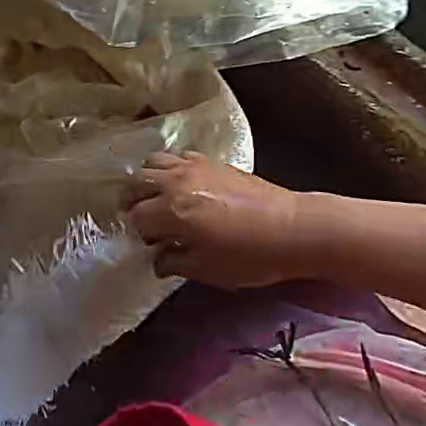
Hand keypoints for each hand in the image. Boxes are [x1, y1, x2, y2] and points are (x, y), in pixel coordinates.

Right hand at [122, 152, 331, 288]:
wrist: (293, 228)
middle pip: (136, 182)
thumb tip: (157, 258)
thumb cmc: (250, 256)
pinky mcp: (209, 159)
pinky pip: (176, 156)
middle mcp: (174, 182)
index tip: (148, 243)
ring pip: (152, 162)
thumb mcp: (208, 270)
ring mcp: (191, 166)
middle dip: (132, 200)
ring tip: (156, 196)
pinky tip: (181, 183)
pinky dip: (169, 167)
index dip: (138, 232)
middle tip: (141, 217)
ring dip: (147, 179)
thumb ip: (174, 262)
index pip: (136, 217)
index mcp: (170, 210)